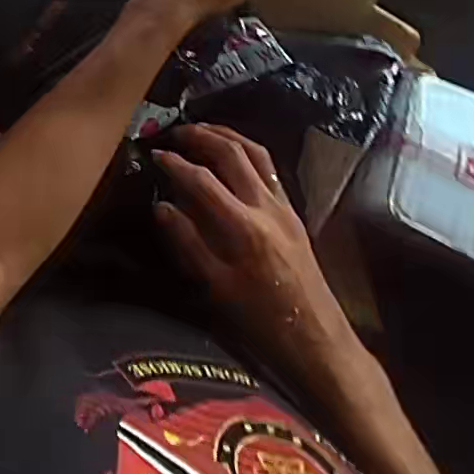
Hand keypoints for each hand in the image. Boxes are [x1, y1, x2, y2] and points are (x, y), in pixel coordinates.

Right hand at [152, 124, 357, 373]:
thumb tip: (161, 205)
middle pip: (232, 153)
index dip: (175, 163)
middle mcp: (266, 207)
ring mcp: (284, 207)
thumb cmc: (262, 321)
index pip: (202, 179)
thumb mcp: (217, 288)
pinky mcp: (293, 212)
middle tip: (175, 132)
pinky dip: (245, 150)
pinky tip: (231, 154)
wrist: (319, 343)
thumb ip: (188, 242)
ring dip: (226, 135)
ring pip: (255, 153)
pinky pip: (269, 168)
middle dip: (201, 136)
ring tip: (201, 130)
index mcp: (244, 228)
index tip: (154, 155)